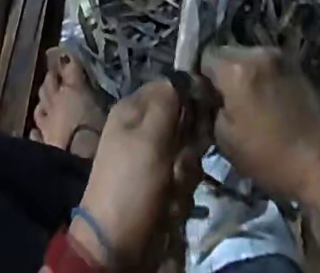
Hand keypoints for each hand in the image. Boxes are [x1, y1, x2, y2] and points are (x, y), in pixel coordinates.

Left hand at [73, 78, 187, 267]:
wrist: (117, 247)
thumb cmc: (131, 183)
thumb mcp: (148, 135)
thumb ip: (168, 99)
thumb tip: (188, 73)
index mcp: (134, 108)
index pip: (172, 85)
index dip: (190, 96)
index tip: (203, 111)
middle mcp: (144, 128)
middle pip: (185, 120)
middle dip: (189, 142)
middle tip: (179, 159)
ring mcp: (154, 159)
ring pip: (190, 152)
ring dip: (186, 172)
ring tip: (171, 188)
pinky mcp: (163, 186)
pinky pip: (185, 179)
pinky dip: (181, 194)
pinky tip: (169, 206)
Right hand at [202, 46, 319, 199]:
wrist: (319, 161)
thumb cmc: (268, 156)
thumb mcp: (225, 140)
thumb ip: (210, 108)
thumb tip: (206, 96)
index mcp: (235, 70)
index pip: (205, 59)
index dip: (202, 78)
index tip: (206, 98)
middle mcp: (255, 53)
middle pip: (226, 53)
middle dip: (222, 72)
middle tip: (226, 100)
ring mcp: (277, 55)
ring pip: (246, 55)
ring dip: (242, 72)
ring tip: (248, 99)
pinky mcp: (293, 63)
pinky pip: (265, 62)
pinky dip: (260, 74)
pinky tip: (265, 97)